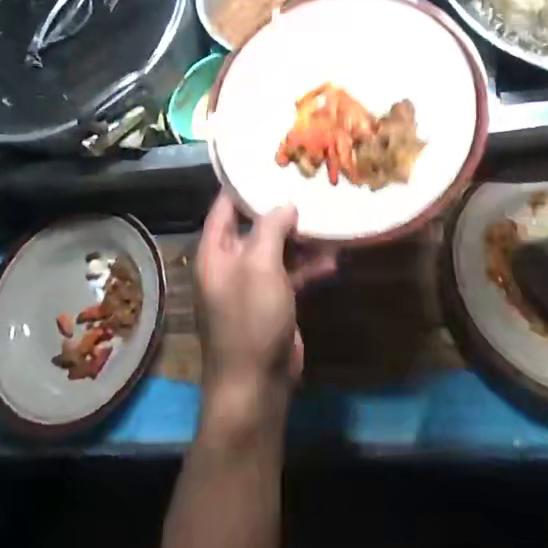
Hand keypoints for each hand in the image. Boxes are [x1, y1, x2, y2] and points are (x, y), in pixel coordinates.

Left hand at [194, 195, 334, 425]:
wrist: (256, 382)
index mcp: (214, 251)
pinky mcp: (272, 303)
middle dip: (280, 211)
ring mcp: (251, 284)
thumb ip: (269, 229)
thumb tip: (284, 204)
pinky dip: (307, 267)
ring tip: (328, 221)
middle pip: (253, 226)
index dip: (244, 186)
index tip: (269, 165)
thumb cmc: (250, 318)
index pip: (224, 207)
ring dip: (300, 240)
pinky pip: (289, 275)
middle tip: (309, 188)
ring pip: (276, 250)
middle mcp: (229, 263)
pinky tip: (333, 260)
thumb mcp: (259, 266)